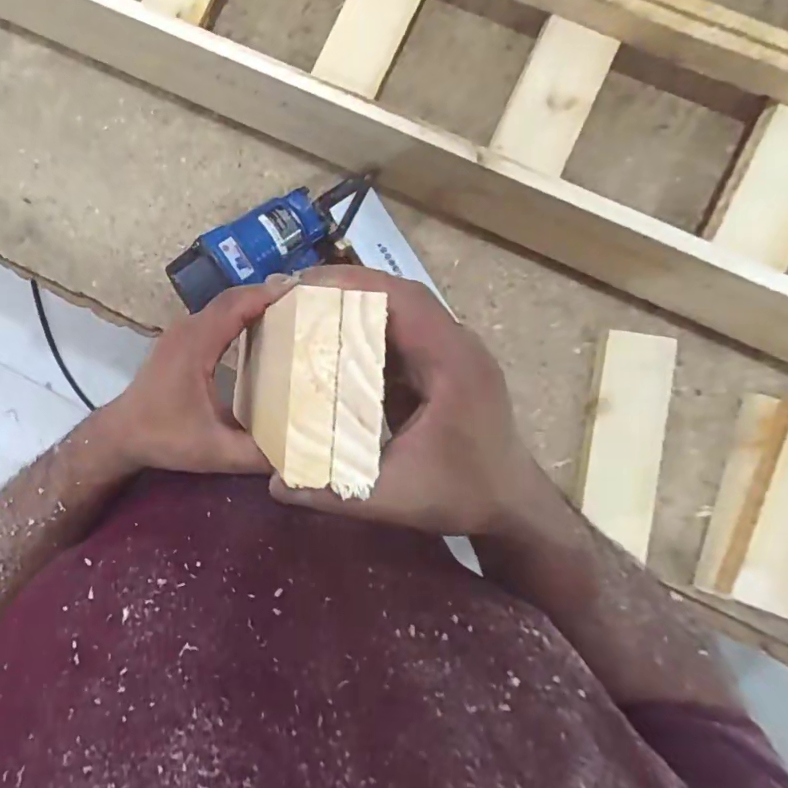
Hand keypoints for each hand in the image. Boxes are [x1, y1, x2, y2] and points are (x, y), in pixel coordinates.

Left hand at [89, 280, 292, 475]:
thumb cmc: (164, 438)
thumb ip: (255, 454)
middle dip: (270, 294)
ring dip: (256, 302)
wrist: (121, 435)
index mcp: (196, 346)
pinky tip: (263, 325)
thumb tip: (296, 454)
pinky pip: (218, 315)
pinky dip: (243, 312)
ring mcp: (183, 331)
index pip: (236, 306)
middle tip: (307, 300)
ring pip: (226, 304)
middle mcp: (189, 329)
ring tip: (293, 309)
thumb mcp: (215, 452)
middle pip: (234, 298)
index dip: (268, 295)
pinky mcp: (183, 338)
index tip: (302, 292)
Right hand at [266, 266, 560, 537]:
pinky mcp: (447, 366)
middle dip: (349, 288)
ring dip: (360, 306)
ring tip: (310, 310)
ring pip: (405, 311)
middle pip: (402, 296)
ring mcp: (455, 354)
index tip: (305, 283)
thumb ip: (336, 493)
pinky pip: (407, 334)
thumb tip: (277, 483)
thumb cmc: (463, 495)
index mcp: (453, 363)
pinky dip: (372, 331)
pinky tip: (340, 343)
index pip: (405, 300)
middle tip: (296, 294)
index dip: (354, 283)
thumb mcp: (396, 498)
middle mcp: (458, 346)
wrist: (511, 504)